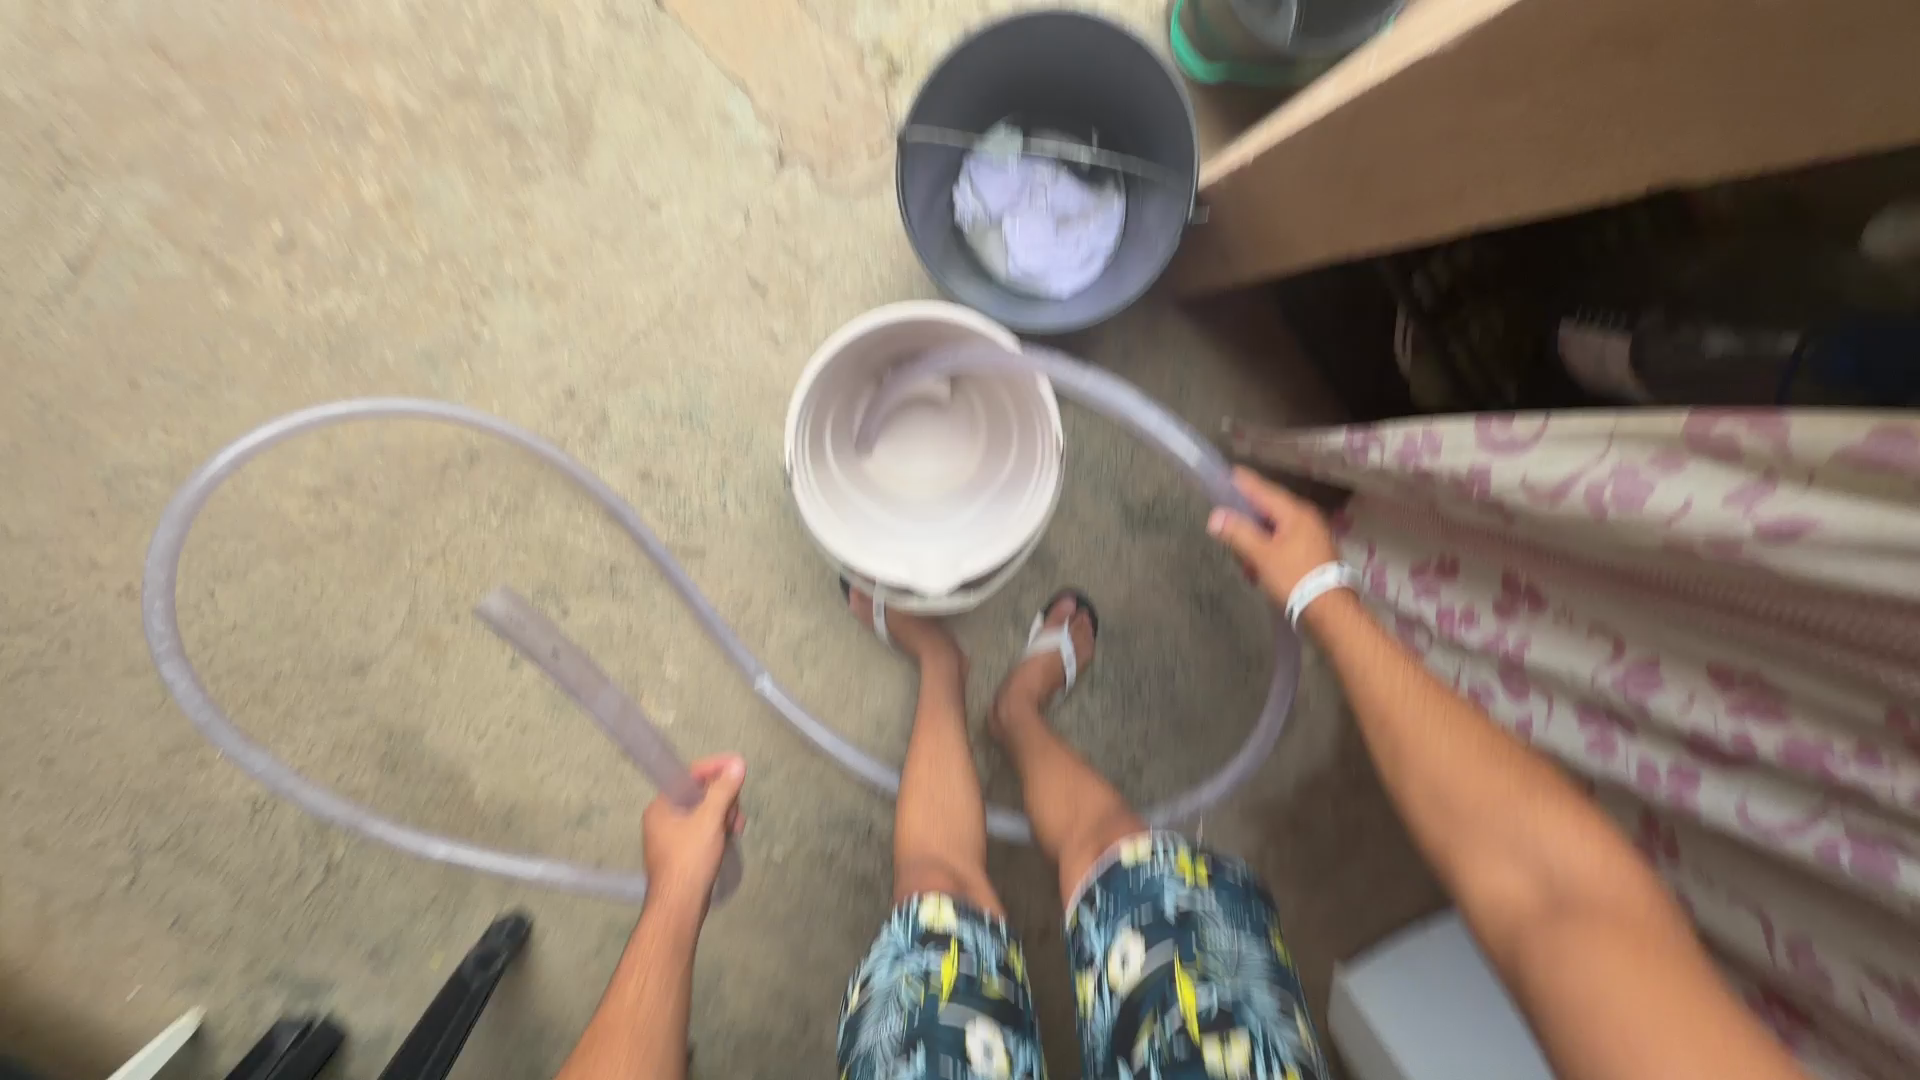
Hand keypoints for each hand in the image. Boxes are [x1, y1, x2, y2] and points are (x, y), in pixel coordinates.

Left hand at [642, 755, 746, 908]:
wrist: (680, 906)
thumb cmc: (690, 858)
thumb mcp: (710, 819)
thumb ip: (724, 789)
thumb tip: (737, 763)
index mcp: (662, 806)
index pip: (691, 774)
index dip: (716, 767)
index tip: (739, 766)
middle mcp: (663, 818)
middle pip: (701, 793)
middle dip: (724, 799)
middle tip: (735, 812)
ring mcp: (672, 836)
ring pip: (705, 812)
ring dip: (724, 815)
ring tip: (734, 829)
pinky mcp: (682, 852)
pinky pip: (704, 829)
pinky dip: (719, 829)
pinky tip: (729, 838)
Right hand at [1207, 467, 1338, 607]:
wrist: (1328, 611)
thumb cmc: (1294, 578)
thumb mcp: (1261, 555)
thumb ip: (1237, 533)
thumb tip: (1216, 516)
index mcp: (1295, 513)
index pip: (1263, 490)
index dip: (1244, 483)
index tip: (1228, 472)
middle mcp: (1305, 519)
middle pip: (1267, 510)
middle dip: (1245, 521)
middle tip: (1226, 530)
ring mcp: (1310, 536)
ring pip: (1272, 529)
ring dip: (1255, 542)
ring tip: (1246, 563)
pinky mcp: (1311, 553)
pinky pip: (1281, 543)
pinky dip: (1266, 552)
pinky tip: (1259, 570)